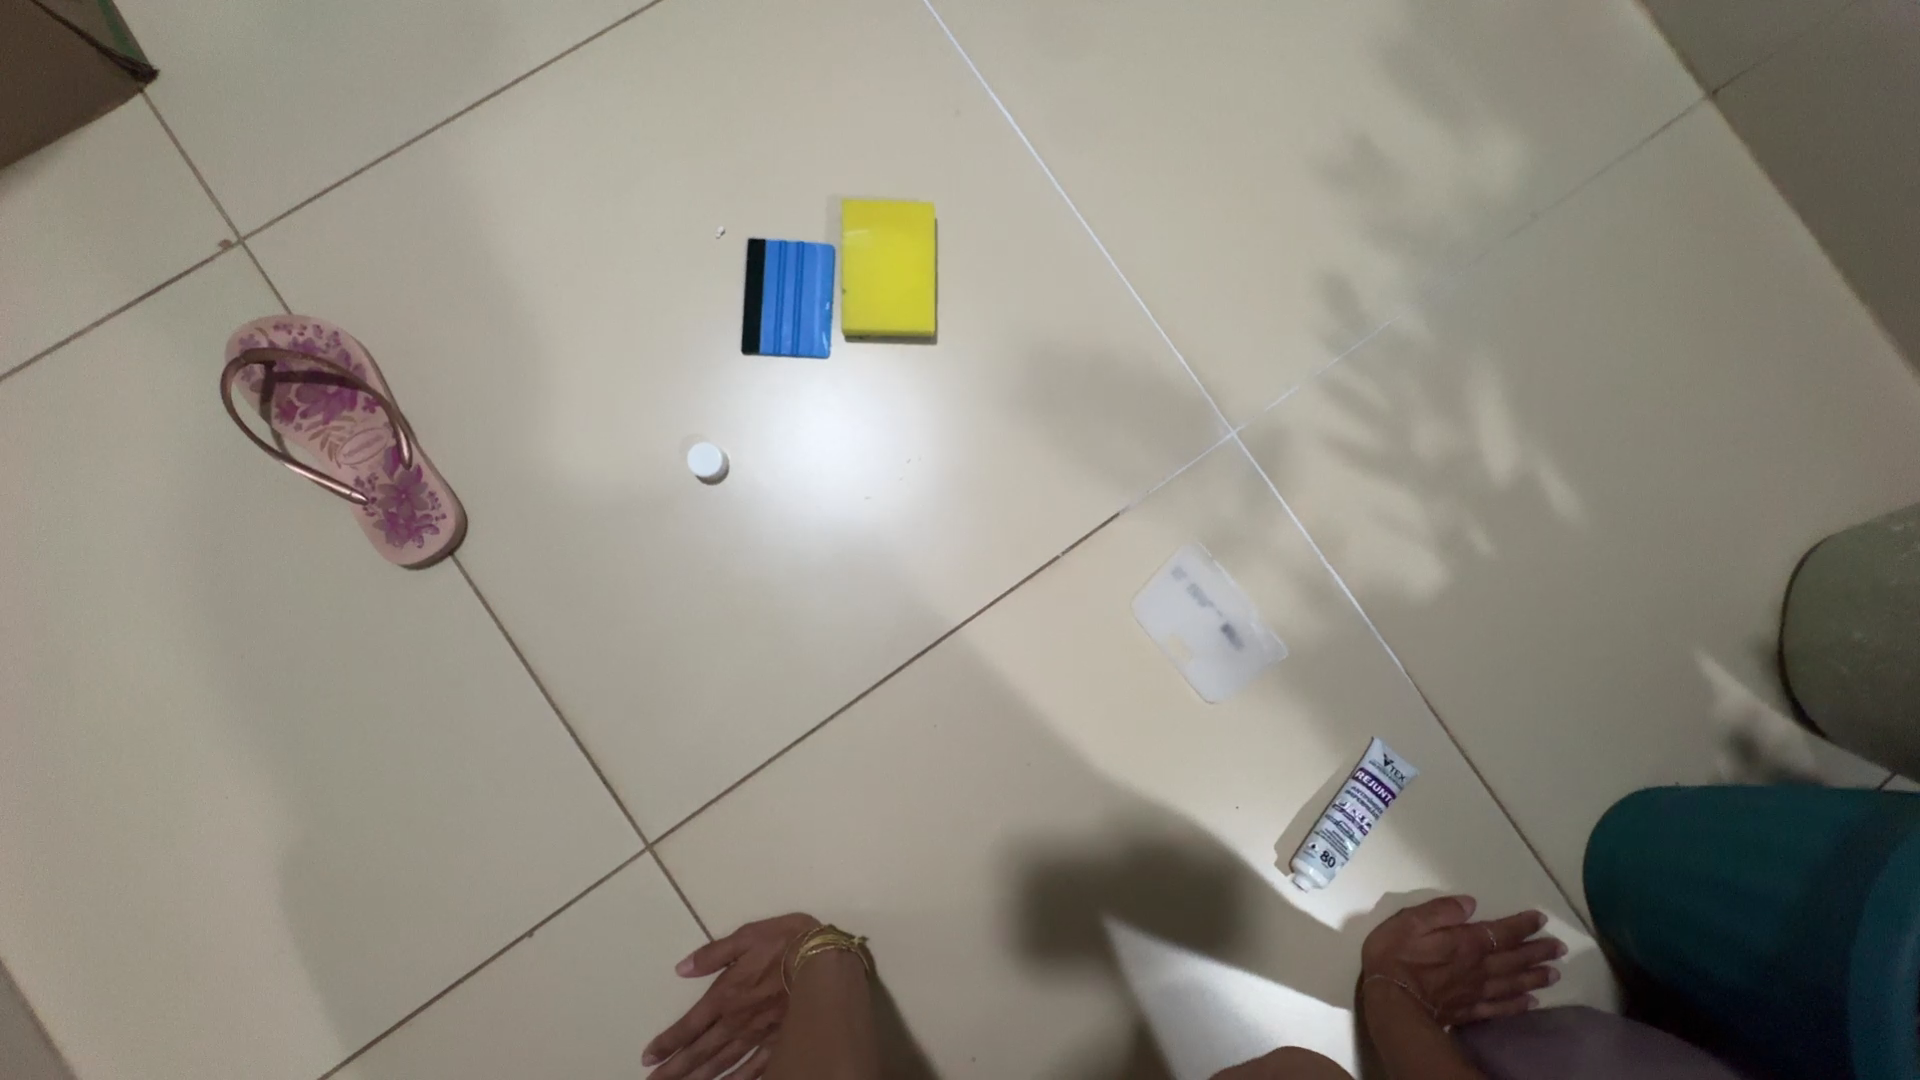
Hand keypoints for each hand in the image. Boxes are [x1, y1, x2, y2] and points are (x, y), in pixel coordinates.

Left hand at [643, 913, 819, 1079]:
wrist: (821, 960)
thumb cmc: (784, 941)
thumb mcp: (746, 935)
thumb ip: (714, 954)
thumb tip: (681, 969)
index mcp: (725, 995)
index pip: (689, 1025)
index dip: (667, 1043)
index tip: (647, 1058)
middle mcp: (736, 1022)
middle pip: (700, 1053)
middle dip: (674, 1071)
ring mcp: (757, 1037)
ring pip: (722, 1066)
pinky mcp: (777, 1043)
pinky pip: (754, 1069)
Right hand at [1360, 895, 1563, 1025]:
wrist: (1393, 1000)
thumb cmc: (1395, 954)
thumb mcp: (1409, 921)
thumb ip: (1440, 911)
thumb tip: (1470, 902)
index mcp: (1465, 943)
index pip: (1501, 932)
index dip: (1522, 925)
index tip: (1541, 920)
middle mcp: (1479, 967)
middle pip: (1514, 958)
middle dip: (1538, 951)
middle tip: (1560, 948)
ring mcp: (1477, 991)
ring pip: (1514, 983)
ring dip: (1535, 977)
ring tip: (1555, 973)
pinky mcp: (1471, 1010)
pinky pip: (1502, 1007)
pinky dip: (1519, 1004)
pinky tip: (1532, 1002)